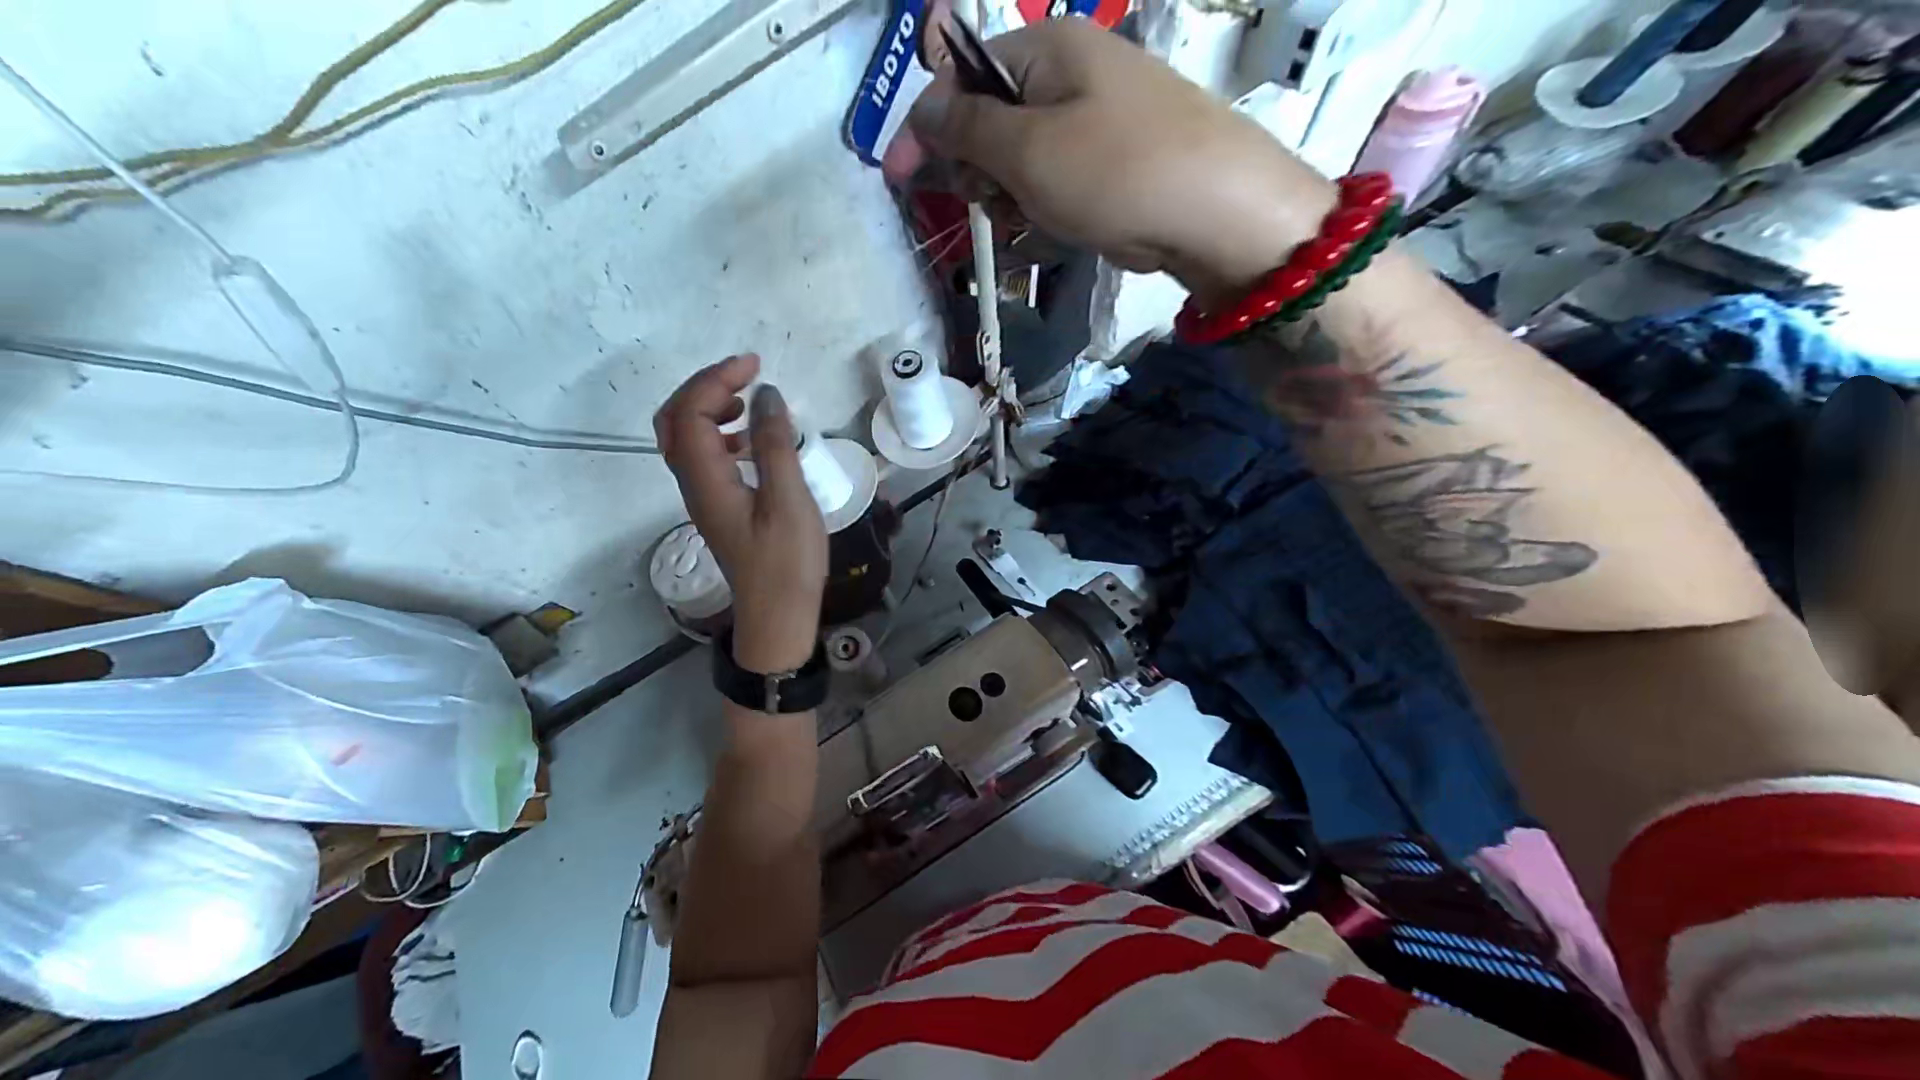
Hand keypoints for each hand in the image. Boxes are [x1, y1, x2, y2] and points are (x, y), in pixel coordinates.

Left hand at [654, 355, 826, 672]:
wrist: (778, 616)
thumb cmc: (786, 563)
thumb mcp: (788, 501)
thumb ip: (774, 445)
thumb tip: (766, 395)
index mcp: (705, 480)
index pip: (690, 413)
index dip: (717, 380)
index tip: (755, 365)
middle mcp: (693, 484)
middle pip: (674, 421)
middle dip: (704, 388)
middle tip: (744, 376)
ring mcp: (703, 497)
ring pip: (686, 439)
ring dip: (710, 409)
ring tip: (749, 403)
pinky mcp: (718, 506)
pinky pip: (705, 457)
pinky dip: (722, 435)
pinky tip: (754, 441)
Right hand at [885, 18, 1336, 304]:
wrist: (1218, 212)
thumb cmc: (1114, 171)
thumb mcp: (1027, 149)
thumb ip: (966, 129)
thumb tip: (922, 110)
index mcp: (1047, 47)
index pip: (961, 76)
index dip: (925, 127)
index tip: (900, 178)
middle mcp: (1072, 70)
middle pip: (991, 116)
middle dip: (976, 166)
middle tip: (988, 203)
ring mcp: (1098, 116)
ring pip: (1023, 155)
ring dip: (1009, 193)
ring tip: (1027, 221)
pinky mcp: (1115, 160)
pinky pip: (1057, 177)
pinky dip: (1044, 203)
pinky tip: (1053, 227)